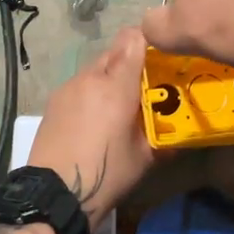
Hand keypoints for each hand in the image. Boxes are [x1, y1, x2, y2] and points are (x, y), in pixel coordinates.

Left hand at [26, 26, 153, 226]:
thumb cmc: (106, 173)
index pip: (133, 40)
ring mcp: (68, 87)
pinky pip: (80, 84)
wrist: (55, 194)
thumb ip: (162, 132)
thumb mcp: (145, 157)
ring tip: (120, 102)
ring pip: (95, 68)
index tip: (162, 56)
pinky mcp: (54, 101)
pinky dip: (92, 91)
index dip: (148, 41)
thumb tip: (180, 130)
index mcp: (116, 85)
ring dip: (109, 76)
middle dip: (131, 61)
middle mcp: (90, 77)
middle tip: (145, 84)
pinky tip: (97, 116)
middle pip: (114, 51)